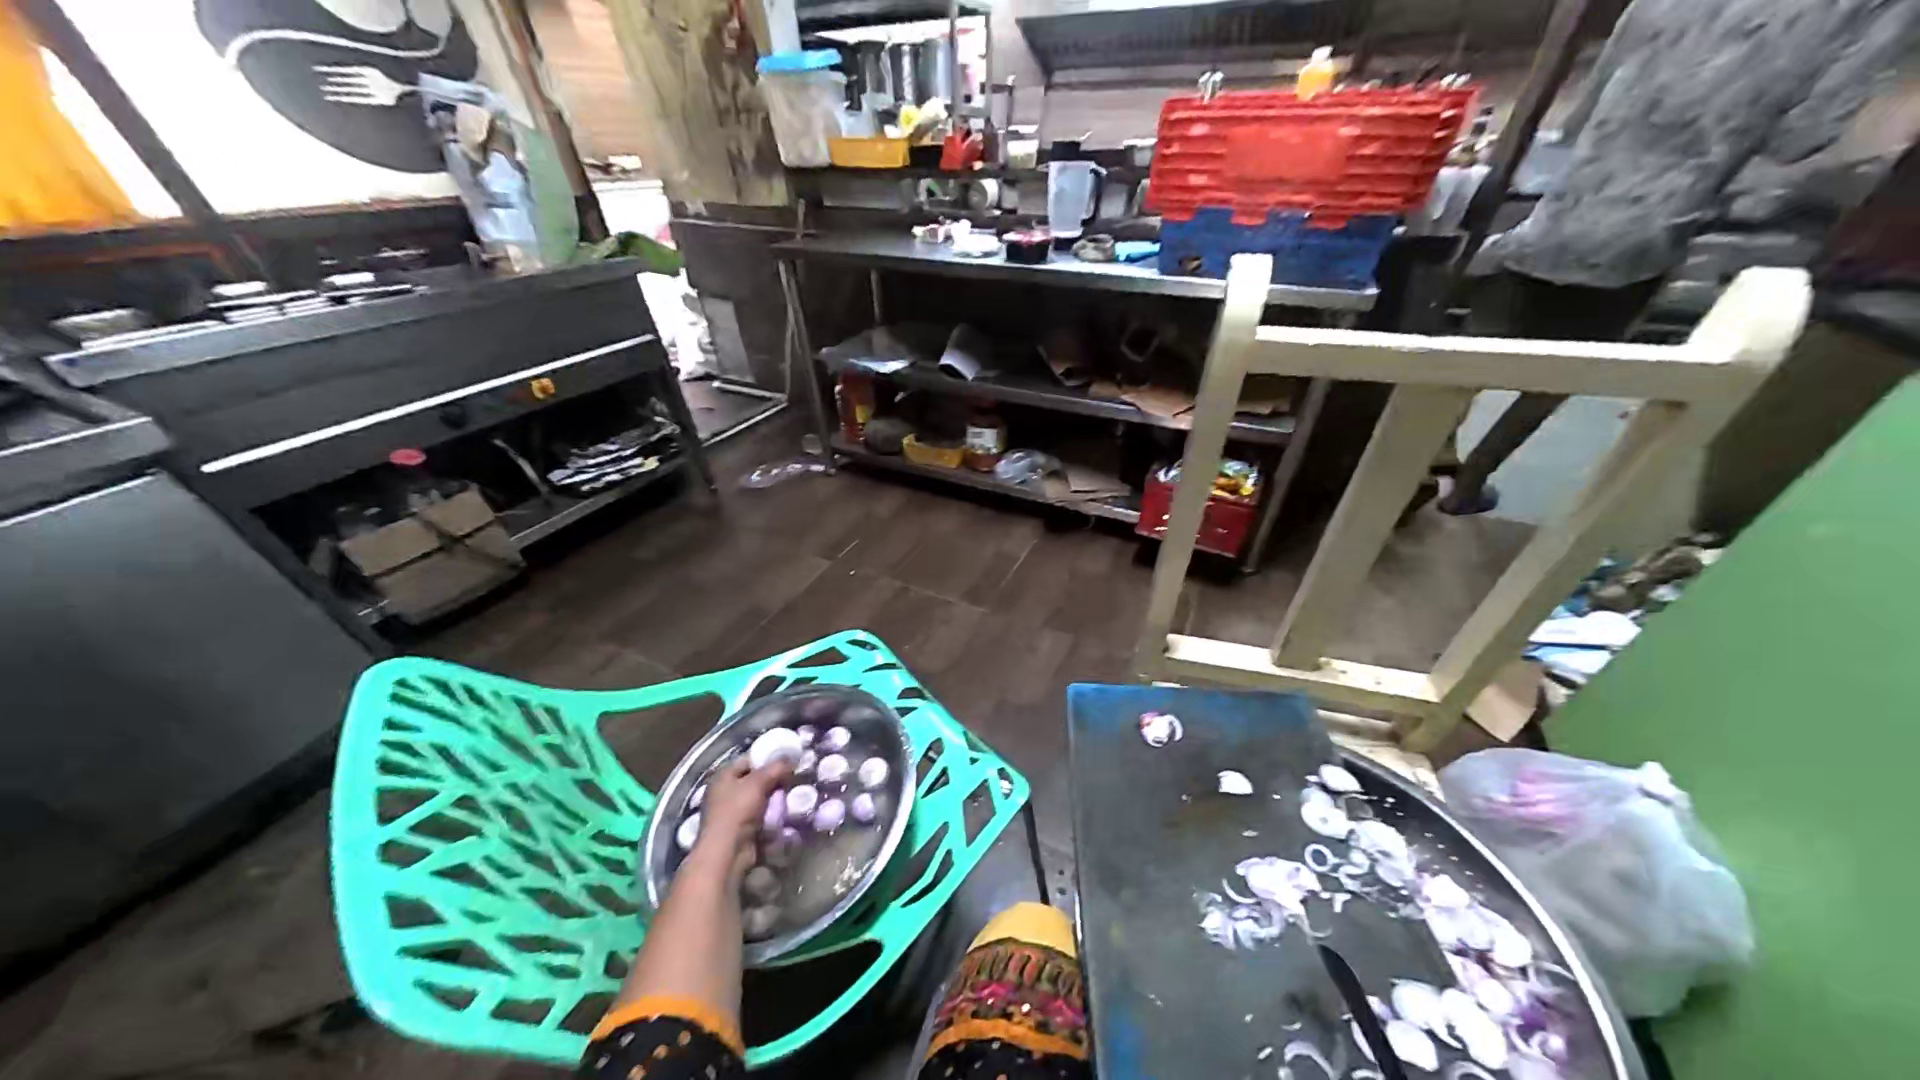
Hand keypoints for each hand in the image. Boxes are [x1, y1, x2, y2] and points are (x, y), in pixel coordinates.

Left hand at [692, 758, 790, 881]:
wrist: (728, 852)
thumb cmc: (737, 811)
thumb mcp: (757, 782)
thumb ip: (775, 768)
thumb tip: (790, 759)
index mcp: (723, 777)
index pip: (747, 760)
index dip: (766, 758)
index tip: (786, 760)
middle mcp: (725, 793)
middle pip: (754, 780)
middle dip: (773, 781)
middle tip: (792, 779)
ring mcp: (732, 813)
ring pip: (759, 799)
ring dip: (774, 799)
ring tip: (791, 797)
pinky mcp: (741, 830)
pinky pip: (761, 817)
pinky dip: (771, 816)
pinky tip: (784, 814)